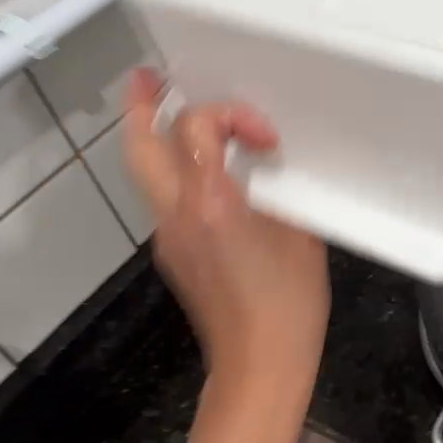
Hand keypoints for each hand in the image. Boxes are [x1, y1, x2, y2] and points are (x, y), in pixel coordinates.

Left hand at [122, 68, 328, 390]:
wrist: (259, 365)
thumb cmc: (290, 305)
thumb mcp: (301, 236)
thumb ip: (278, 193)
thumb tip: (265, 173)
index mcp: (213, 205)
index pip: (196, 129)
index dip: (229, 114)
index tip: (265, 138)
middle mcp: (178, 216)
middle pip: (141, 146)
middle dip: (141, 106)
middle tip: (149, 77)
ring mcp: (168, 237)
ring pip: (148, 173)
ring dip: (156, 139)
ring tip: (172, 114)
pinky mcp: (172, 256)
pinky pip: (166, 202)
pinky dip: (179, 177)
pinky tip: (211, 182)